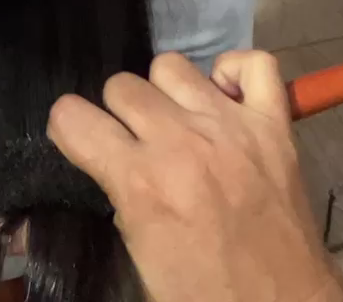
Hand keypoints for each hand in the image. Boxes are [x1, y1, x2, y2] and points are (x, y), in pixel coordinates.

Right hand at [47, 51, 342, 301]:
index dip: (69, 129)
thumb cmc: (206, 296)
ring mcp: (230, 126)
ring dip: (166, 93)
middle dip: (119, 114)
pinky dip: (235, 74)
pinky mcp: (274, 125)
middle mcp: (181, 142)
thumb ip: (117, 194)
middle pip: (120, 85)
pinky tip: (224, 100)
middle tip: (137, 144)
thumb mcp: (140, 256)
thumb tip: (105, 154)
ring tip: (179, 123)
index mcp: (142, 183)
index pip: (71, 116)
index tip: (80, 141)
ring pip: (170, 65)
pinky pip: (253, 64)